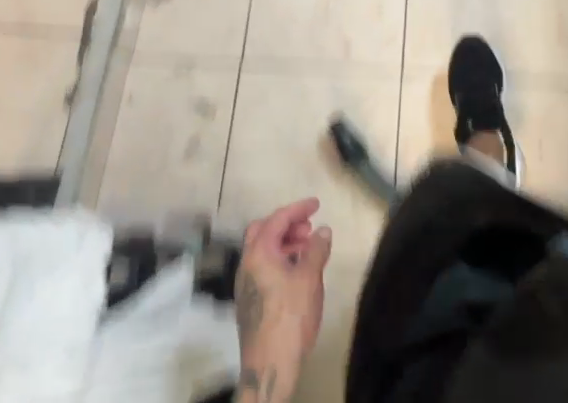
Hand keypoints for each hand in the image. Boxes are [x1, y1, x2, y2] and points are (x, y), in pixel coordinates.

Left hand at [236, 199, 332, 361]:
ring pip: (262, 251)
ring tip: (307, 249)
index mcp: (258, 253)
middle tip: (309, 228)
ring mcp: (245, 283)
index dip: (298, 209)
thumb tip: (323, 230)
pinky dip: (279, 260)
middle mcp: (246, 264)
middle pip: (262, 231)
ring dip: (284, 243)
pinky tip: (296, 273)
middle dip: (286, 224)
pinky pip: (262, 267)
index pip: (277, 219)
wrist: (269, 362)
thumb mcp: (309, 278)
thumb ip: (316, 250)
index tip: (316, 204)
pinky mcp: (249, 300)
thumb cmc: (290, 316)